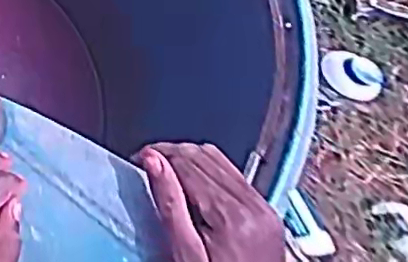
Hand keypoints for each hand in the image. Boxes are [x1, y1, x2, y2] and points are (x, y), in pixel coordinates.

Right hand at [137, 142, 286, 261]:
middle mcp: (252, 206)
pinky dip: (209, 171)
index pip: (186, 161)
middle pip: (201, 155)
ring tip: (170, 176)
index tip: (140, 161)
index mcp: (232, 217)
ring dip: (190, 160)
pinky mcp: (267, 213)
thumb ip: (169, 205)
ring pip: (216, 158)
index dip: (159, 155)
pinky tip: (195, 188)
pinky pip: (232, 173)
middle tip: (150, 167)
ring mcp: (263, 208)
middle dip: (172, 156)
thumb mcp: (186, 257)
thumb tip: (152, 159)